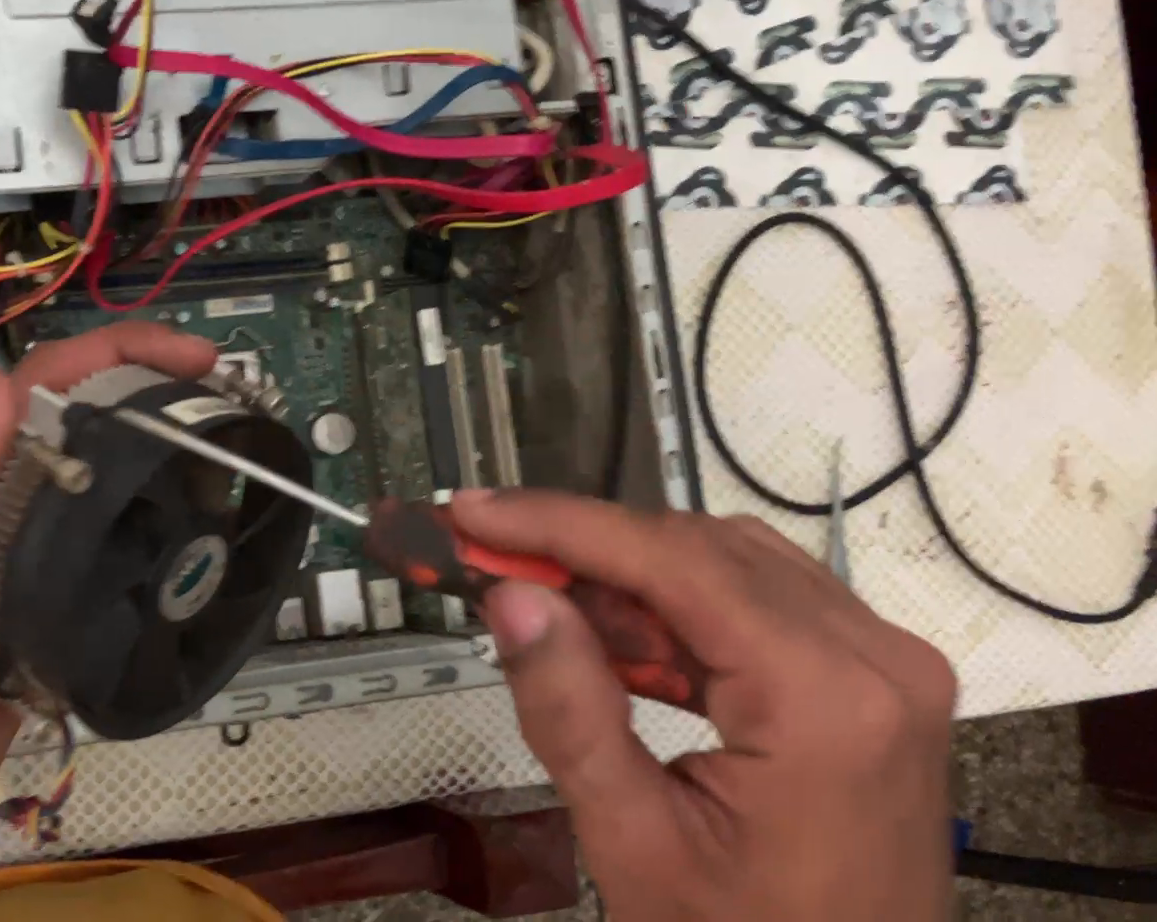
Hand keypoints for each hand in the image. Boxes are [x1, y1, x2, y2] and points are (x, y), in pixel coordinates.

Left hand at [0, 322, 215, 921]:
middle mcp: (0, 510)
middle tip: (226, 399)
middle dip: (152, 395)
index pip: (40, 392)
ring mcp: (32, 562)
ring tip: (228, 460)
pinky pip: (110, 560)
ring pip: (103, 491)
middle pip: (83, 429)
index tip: (188, 356)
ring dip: (160, 461)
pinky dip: (152, 539)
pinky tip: (192, 542)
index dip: (113, 357)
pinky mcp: (56, 611)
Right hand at [452, 490, 956, 921]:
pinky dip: (662, 596)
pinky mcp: (863, 669)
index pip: (672, 561)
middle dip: (580, 541)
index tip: (472, 511)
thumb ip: (568, 711)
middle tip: (489, 552)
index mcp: (825, 701)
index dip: (559, 524)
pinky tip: (607, 626)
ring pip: (719, 556)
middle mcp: (872, 656)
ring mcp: (879, 658)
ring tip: (538, 589)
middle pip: (696, 547)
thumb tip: (512, 596)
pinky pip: (746, 591)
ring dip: (617, 565)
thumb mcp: (633, 841)